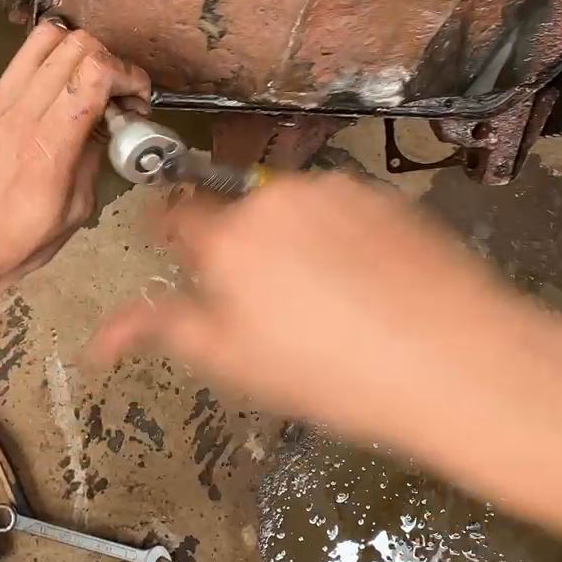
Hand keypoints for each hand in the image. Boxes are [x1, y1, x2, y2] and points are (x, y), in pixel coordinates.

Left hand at [0, 22, 150, 307]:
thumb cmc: (19, 242)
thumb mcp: (76, 210)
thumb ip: (93, 158)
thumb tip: (104, 124)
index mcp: (48, 144)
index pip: (93, 71)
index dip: (127, 73)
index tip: (138, 98)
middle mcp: (20, 112)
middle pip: (73, 45)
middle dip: (108, 59)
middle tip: (118, 92)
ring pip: (42, 40)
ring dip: (76, 50)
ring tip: (87, 82)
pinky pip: (20, 62)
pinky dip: (49, 63)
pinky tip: (57, 95)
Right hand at [89, 172, 558, 451]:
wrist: (459, 361)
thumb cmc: (333, 373)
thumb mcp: (234, 362)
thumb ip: (161, 329)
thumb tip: (102, 336)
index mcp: (226, 237)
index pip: (174, 215)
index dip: (177, 239)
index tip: (192, 263)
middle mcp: (270, 198)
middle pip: (234, 212)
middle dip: (238, 246)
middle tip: (271, 302)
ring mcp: (330, 189)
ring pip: (286, 207)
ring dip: (289, 236)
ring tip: (329, 295)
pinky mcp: (379, 192)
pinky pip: (337, 206)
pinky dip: (337, 232)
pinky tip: (366, 279)